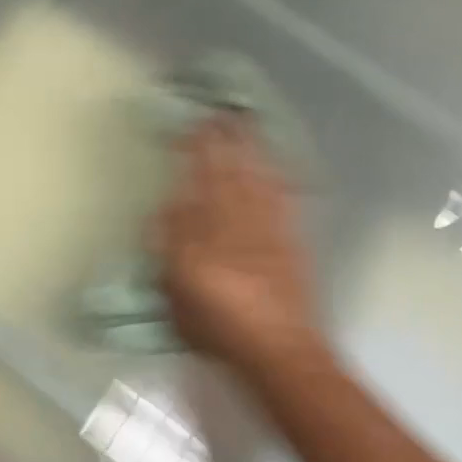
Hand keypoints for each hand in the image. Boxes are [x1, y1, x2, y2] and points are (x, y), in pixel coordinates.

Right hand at [155, 115, 330, 380]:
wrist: (278, 351)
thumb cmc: (217, 327)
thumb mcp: (175, 292)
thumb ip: (171, 247)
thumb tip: (170, 208)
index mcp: (207, 232)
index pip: (199, 179)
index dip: (196, 150)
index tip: (191, 124)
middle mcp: (240, 221)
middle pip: (232, 171)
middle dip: (226, 139)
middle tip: (221, 110)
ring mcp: (270, 228)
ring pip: (258, 177)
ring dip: (251, 148)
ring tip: (245, 125)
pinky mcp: (292, 240)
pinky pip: (282, 196)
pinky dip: (276, 176)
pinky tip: (275, 165)